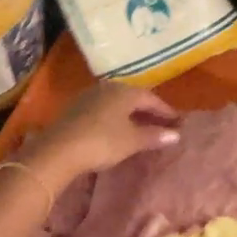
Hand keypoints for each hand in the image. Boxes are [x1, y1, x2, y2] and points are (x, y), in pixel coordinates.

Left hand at [21, 82, 179, 188]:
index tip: (177, 122)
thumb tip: (175, 134)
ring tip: (140, 127)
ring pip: (116, 102)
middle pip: (133, 98)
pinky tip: (116, 129)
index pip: (151, 98)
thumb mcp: (132, 141)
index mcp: (125, 91)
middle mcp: (108, 87)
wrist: (59, 149)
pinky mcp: (75, 108)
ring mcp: (89, 96)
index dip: (165, 111)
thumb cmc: (102, 141)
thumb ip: (154, 135)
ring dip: (129, 114)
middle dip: (147, 111)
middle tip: (160, 124)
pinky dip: (114, 117)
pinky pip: (103, 109)